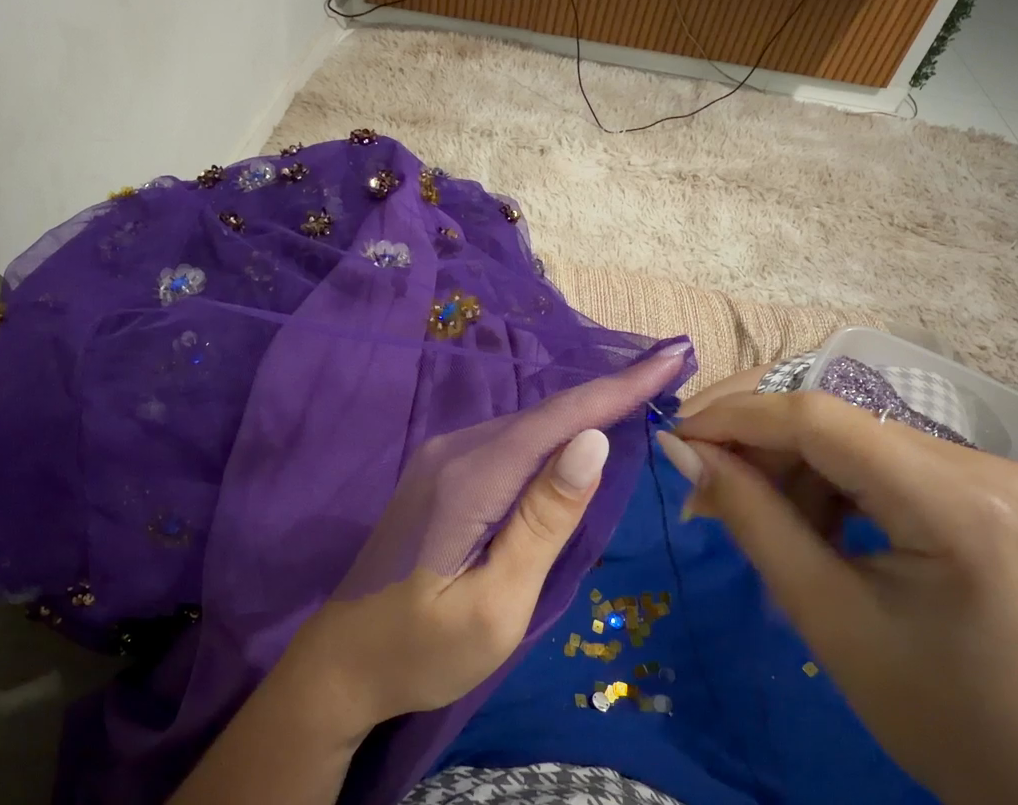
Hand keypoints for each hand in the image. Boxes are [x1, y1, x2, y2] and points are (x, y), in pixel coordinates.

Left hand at [278, 341, 688, 735]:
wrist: (343, 663)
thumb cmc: (424, 650)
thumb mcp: (497, 603)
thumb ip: (545, 521)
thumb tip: (593, 441)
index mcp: (468, 478)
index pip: (557, 419)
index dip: (619, 386)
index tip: (673, 354)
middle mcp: (452, 452)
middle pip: (544, 416)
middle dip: (610, 393)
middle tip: (671, 371)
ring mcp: (441, 460)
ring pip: (527, 428)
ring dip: (583, 413)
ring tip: (642, 394)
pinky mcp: (440, 476)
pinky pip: (508, 445)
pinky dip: (552, 437)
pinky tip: (580, 437)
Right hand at [661, 379, 1017, 804]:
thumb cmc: (932, 712)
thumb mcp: (824, 613)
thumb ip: (750, 517)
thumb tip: (681, 451)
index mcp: (959, 501)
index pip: (821, 419)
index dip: (735, 416)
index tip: (673, 438)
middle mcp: (983, 463)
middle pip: (836, 418)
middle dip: (754, 438)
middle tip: (696, 477)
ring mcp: (987, 471)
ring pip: (849, 434)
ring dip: (784, 464)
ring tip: (744, 513)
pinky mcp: (978, 486)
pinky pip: (875, 459)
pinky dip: (822, 480)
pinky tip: (798, 521)